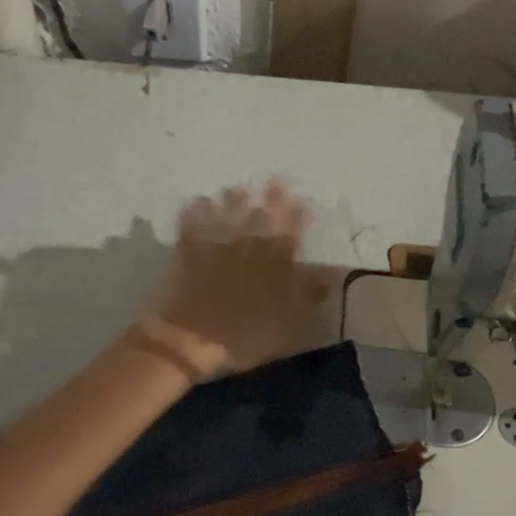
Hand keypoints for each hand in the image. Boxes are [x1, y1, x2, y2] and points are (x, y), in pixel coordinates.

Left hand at [148, 180, 330, 374]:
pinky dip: (194, 213)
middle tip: (274, 179)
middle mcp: (248, 246)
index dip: (297, 215)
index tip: (301, 200)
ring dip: (233, 201)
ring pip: (227, 215)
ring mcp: (216, 246)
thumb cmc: (248, 333)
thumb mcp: (290, 320)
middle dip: (269, 198)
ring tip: (236, 189)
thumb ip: (309, 294)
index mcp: (276, 261)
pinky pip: (191, 226)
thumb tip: (328, 275)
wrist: (194, 336)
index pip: (291, 232)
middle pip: (261, 216)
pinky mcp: (188, 253)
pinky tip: (196, 202)